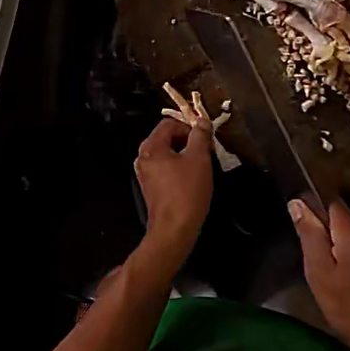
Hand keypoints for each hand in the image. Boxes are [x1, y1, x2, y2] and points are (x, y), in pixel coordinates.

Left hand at [134, 118, 212, 260]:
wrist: (174, 229)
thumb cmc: (186, 191)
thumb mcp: (198, 159)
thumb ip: (200, 136)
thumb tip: (201, 121)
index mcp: (150, 147)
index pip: (168, 123)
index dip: (188, 126)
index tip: (205, 137)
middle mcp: (143, 158)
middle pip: (166, 137)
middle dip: (188, 140)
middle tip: (206, 150)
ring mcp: (145, 174)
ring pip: (167, 154)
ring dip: (185, 154)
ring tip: (202, 164)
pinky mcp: (151, 187)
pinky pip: (165, 168)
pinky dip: (178, 167)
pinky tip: (192, 178)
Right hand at [290, 198, 349, 350]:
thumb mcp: (319, 273)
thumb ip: (309, 234)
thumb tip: (297, 203)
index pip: (329, 201)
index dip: (314, 212)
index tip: (306, 235)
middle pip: (343, 219)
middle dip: (328, 234)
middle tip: (320, 265)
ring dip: (343, 247)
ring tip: (338, 278)